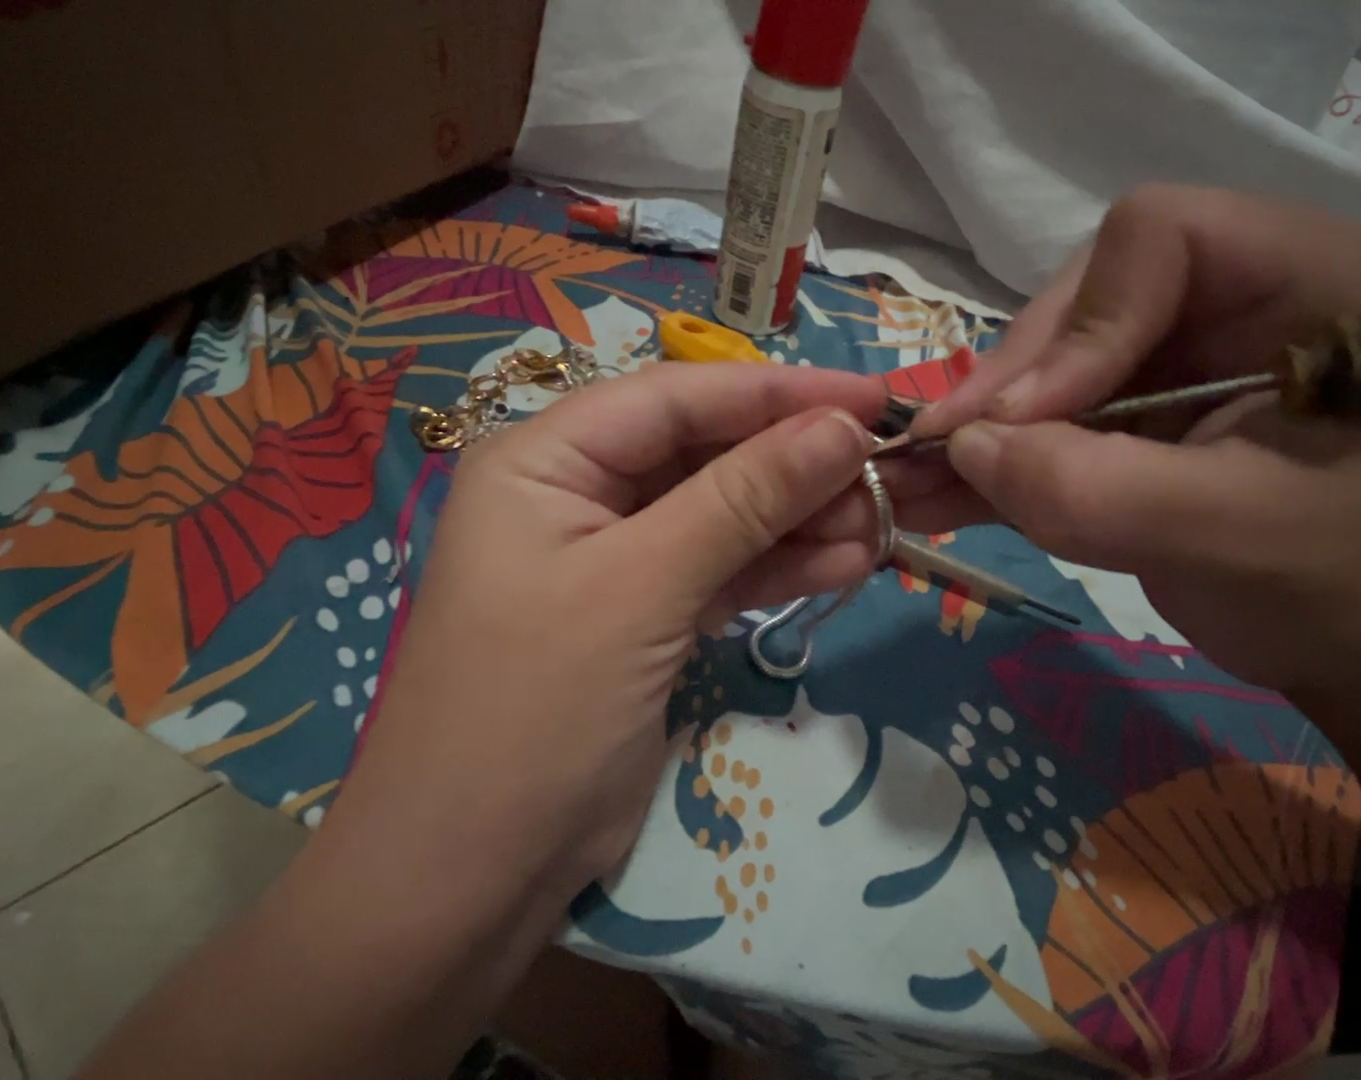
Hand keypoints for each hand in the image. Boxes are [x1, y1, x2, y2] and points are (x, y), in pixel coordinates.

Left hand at [332, 363, 886, 894]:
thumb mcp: (640, 590)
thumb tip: (841, 426)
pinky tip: (847, 563)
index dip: (777, 392)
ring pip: (721, 517)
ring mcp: (612, 563)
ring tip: (884, 522)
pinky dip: (778, 570)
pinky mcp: (643, 621)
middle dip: (794, 463)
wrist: (472, 871)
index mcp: (543, 460)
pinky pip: (720, 574)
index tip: (873, 396)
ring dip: (799, 519)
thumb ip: (742, 501)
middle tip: (888, 472)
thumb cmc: (536, 708)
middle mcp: (574, 496)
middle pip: (703, 454)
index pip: (675, 398)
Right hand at [886, 185, 1360, 713]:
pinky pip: (1051, 426)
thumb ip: (1091, 486)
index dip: (1079, 324)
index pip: (1156, 239)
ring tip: (908, 484)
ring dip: (982, 434)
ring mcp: (1180, 366)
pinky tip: (935, 497)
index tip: (1027, 422)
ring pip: (1049, 369)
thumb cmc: (1352, 591)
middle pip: (1083, 304)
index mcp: (1304, 281)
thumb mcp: (1227, 533)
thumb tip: (960, 449)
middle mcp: (1235, 301)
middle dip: (1013, 388)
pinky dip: (994, 465)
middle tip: (941, 460)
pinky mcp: (1142, 424)